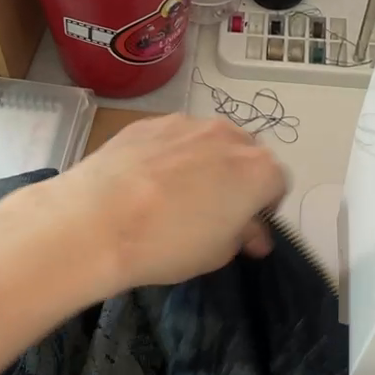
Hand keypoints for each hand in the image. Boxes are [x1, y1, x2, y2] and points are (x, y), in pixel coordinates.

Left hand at [41, 115, 286, 296]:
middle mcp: (228, 136)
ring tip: (172, 194)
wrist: (97, 220)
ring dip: (203, 162)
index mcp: (258, 169)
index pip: (277, 184)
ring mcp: (186, 123)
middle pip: (245, 155)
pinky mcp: (148, 121)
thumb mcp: (217, 253)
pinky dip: (167, 155)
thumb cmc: (169, 243)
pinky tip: (144, 181)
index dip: (262, 207)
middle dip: (236, 179)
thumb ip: (243, 236)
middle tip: (210, 210)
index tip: (242, 227)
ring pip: (207, 142)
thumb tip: (252, 232)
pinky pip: (171, 138)